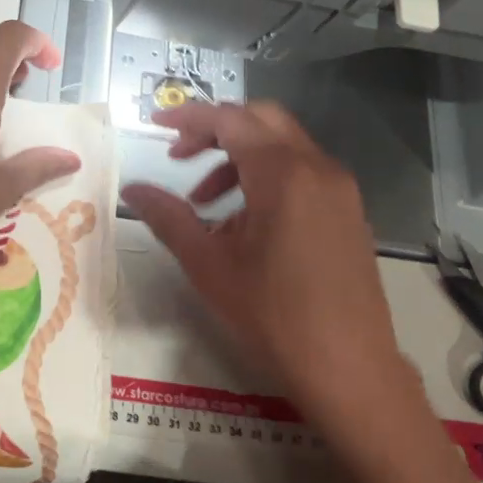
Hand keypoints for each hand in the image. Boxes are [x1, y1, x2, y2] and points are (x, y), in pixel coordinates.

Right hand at [119, 102, 406, 410]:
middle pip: (262, 121)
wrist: (348, 365)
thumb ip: (169, 218)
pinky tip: (244, 224)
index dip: (189, 117)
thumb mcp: (208, 266)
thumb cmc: (272, 315)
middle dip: (216, 131)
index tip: (155, 125)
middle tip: (179, 159)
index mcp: (283, 175)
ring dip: (240, 158)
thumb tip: (132, 189)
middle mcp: (318, 169)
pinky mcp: (349, 213)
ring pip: (285, 147)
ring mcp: (340, 190)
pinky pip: (303, 174)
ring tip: (206, 204)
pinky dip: (267, 178)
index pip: (230, 121)